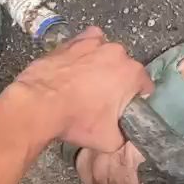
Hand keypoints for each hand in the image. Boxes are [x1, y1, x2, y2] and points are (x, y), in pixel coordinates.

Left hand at [2, 27, 150, 150]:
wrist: (38, 104)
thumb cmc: (76, 120)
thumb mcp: (110, 140)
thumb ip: (125, 136)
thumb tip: (124, 134)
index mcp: (132, 74)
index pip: (145, 86)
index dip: (136, 100)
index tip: (125, 109)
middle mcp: (116, 53)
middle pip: (124, 68)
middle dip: (117, 82)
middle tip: (102, 101)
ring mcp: (92, 44)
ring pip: (105, 54)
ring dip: (100, 66)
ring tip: (86, 85)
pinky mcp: (71, 42)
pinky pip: (84, 43)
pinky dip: (83, 52)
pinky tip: (76, 66)